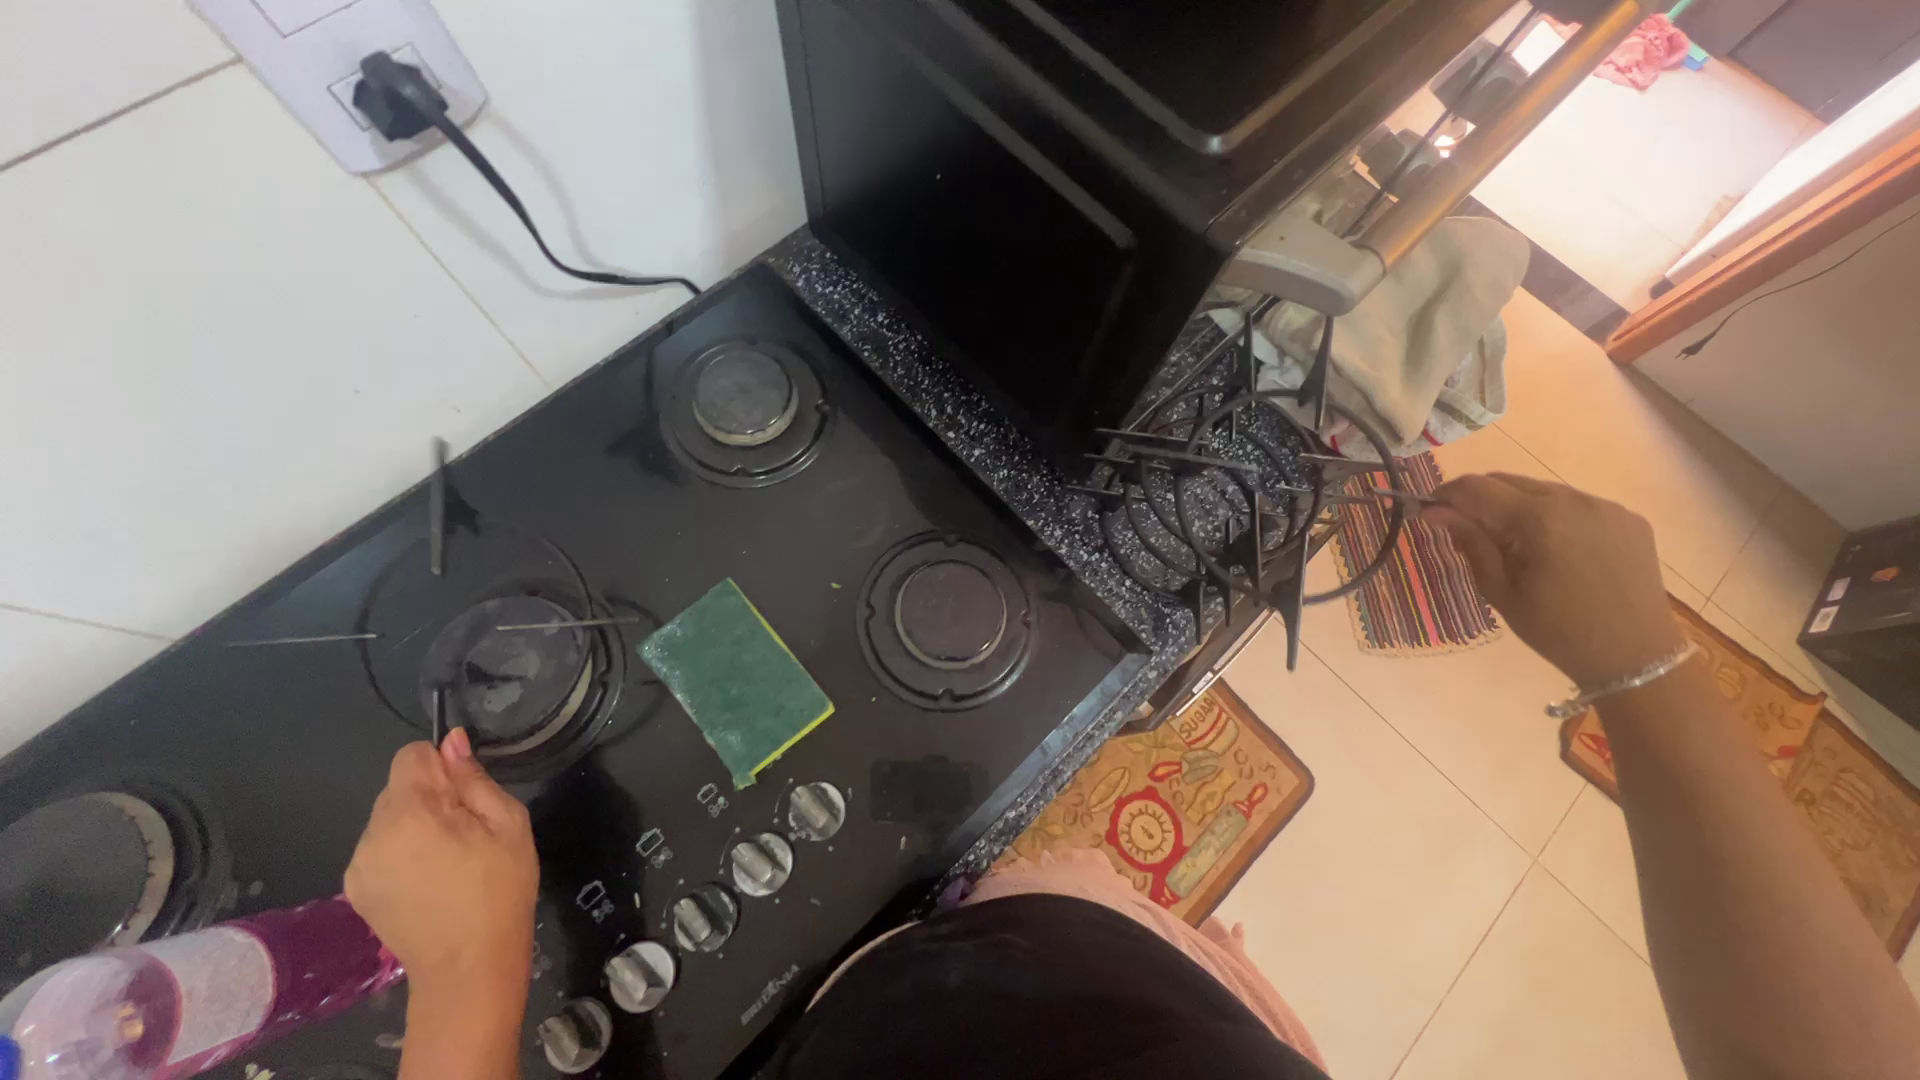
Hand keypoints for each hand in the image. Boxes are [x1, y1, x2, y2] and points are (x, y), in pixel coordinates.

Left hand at [345, 729, 537, 995]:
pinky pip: (380, 847)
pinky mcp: (355, 889)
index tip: (468, 795)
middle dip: (432, 797)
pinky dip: (404, 850)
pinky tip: (430, 878)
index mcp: (409, 814)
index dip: (443, 765)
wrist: (468, 965)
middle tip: (468, 831)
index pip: (410, 756)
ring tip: (450, 858)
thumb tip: (452, 741)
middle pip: (398, 787)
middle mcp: (370, 835)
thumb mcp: (508, 824)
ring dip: (417, 824)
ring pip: (389, 818)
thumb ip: (474, 780)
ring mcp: (357, 866)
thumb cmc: (500, 889)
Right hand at [1424, 473, 1682, 687]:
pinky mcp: (1627, 517)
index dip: (1445, 495)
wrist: (1635, 655)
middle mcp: (1574, 500)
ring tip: (1510, 541)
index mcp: (1538, 520)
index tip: (1429, 512)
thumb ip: (1469, 542)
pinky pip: (1574, 504)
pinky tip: (1552, 547)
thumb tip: (1436, 512)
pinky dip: (1550, 515)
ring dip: (1514, 505)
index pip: (1476, 487)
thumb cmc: (1555, 629)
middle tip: (1463, 527)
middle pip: (1507, 481)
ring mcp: (1605, 506)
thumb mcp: (1499, 590)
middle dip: (1478, 498)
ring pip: (1541, 490)